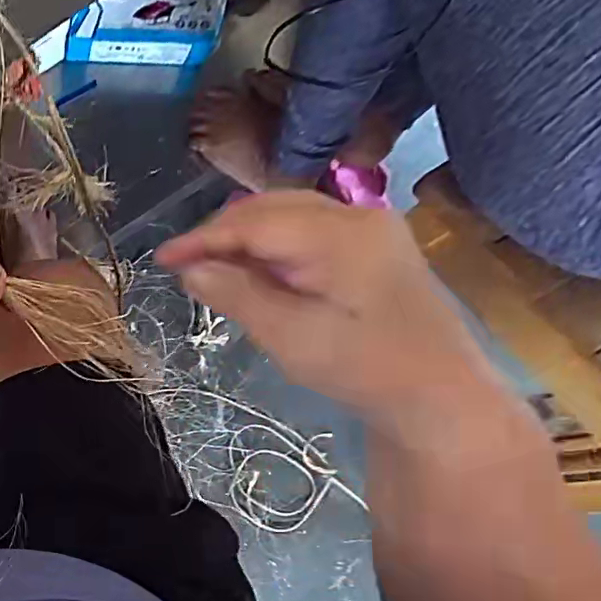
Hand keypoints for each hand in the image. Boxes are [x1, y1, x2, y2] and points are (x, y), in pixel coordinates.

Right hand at [154, 191, 512, 442]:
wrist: (437, 392)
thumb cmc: (361, 366)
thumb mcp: (289, 335)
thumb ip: (237, 294)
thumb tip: (189, 268)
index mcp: (338, 235)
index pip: (253, 222)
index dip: (202, 238)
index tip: (162, 258)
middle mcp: (356, 216)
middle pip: (270, 208)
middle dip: (220, 232)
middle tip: (181, 264)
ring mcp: (368, 229)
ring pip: (287, 215)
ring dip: (242, 237)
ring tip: (208, 267)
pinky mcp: (371, 247)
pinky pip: (306, 231)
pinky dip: (269, 246)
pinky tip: (252, 270)